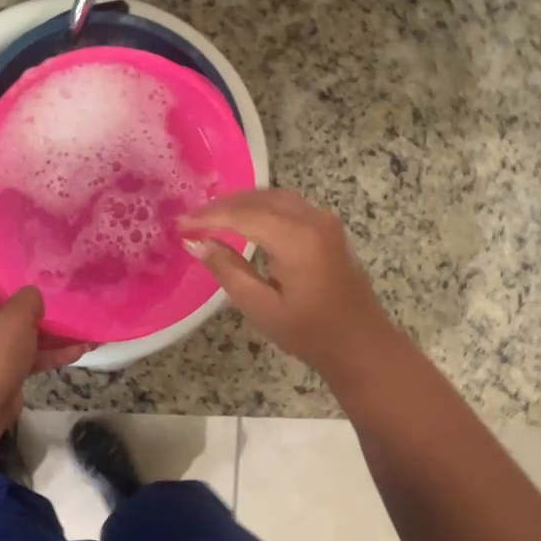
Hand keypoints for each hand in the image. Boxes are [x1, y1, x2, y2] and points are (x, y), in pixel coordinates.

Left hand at [0, 243, 88, 420]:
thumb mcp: (15, 315)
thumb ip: (30, 298)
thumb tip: (34, 298)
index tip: (0, 227)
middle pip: (5, 295)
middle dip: (30, 286)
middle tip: (55, 266)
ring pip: (24, 326)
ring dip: (51, 324)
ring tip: (82, 313)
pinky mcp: (6, 366)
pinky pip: (33, 352)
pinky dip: (53, 350)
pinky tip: (83, 346)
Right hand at [179, 190, 392, 371]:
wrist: (360, 344)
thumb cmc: (309, 332)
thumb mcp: (260, 307)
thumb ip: (228, 270)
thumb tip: (198, 244)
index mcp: (297, 239)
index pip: (242, 215)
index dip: (208, 217)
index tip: (180, 225)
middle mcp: (312, 220)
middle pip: (258, 198)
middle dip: (222, 205)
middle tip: (190, 220)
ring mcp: (324, 221)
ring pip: (274, 197)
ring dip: (241, 203)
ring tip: (210, 217)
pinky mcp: (327, 229)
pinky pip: (288, 205)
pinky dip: (260, 206)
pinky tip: (242, 219)